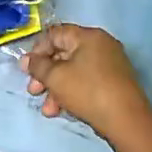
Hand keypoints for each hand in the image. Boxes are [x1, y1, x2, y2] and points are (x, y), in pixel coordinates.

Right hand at [19, 23, 151, 135]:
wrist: (124, 118)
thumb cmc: (87, 91)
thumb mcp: (55, 77)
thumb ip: (37, 66)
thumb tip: (26, 60)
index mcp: (88, 36)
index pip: (55, 34)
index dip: (37, 51)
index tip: (27, 70)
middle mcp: (100, 45)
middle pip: (63, 54)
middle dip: (44, 75)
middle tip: (34, 91)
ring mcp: (109, 63)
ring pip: (72, 71)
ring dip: (55, 89)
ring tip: (48, 109)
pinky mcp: (112, 81)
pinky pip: (85, 81)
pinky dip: (70, 92)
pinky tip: (61, 110)